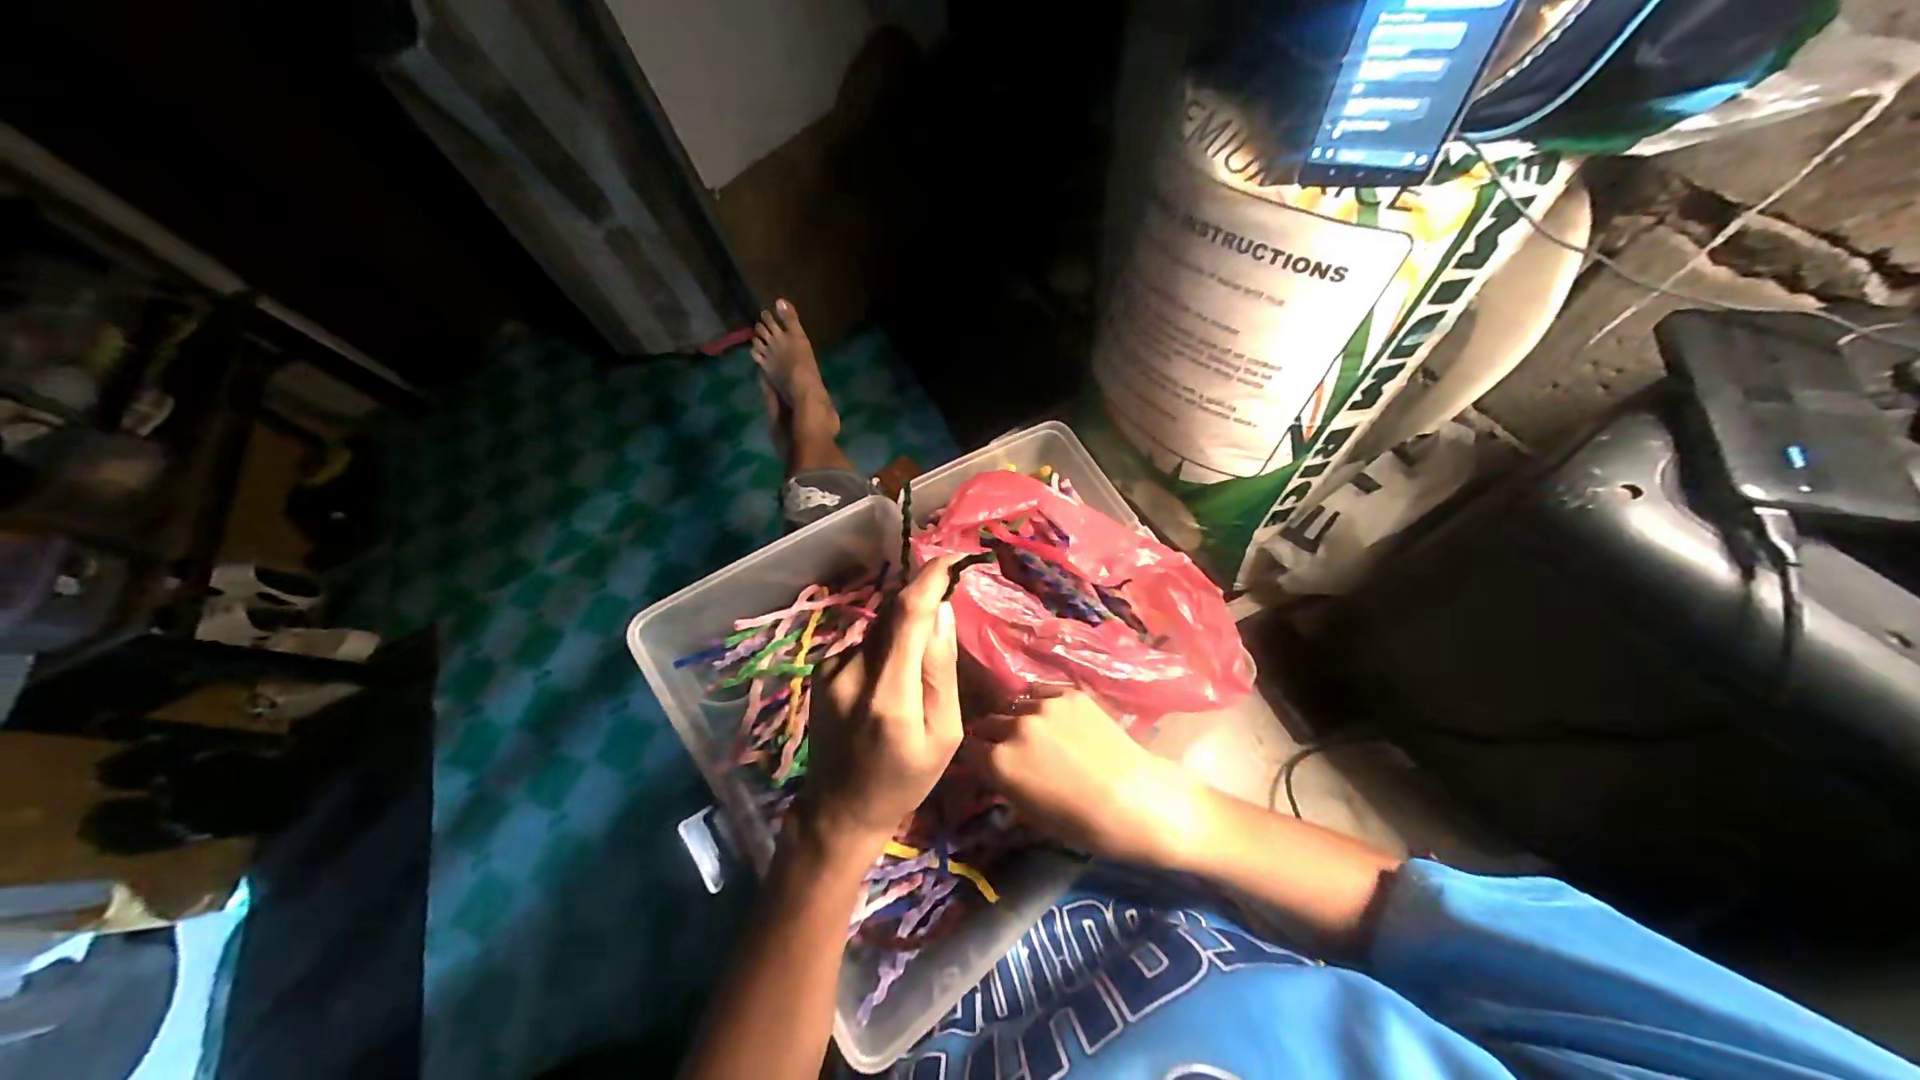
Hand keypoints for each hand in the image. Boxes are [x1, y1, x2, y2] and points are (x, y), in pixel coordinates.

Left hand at [796, 554, 966, 860]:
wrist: (838, 809)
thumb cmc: (904, 780)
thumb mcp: (943, 734)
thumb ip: (940, 670)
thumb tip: (941, 612)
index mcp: (889, 695)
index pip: (907, 615)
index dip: (930, 579)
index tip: (954, 558)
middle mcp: (852, 672)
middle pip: (892, 613)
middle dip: (922, 599)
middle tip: (949, 600)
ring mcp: (830, 669)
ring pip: (879, 627)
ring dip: (903, 627)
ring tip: (918, 662)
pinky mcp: (821, 670)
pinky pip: (864, 643)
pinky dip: (885, 646)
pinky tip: (891, 678)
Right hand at [959, 690, 1204, 865]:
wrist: (1138, 800)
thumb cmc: (1083, 824)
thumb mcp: (1031, 813)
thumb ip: (1004, 784)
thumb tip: (994, 771)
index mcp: (999, 761)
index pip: (969, 750)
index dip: (975, 759)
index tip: (982, 764)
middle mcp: (1014, 727)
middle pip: (987, 723)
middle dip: (991, 736)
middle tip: (1007, 750)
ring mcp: (1043, 705)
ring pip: (1014, 705)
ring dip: (1016, 718)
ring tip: (1034, 732)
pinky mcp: (1068, 693)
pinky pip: (1040, 693)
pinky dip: (1040, 705)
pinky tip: (1056, 720)